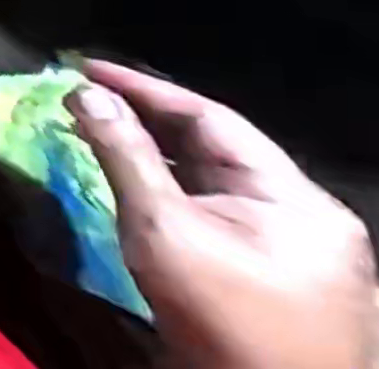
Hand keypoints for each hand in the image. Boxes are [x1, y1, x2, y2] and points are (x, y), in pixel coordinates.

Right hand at [66, 60, 378, 368]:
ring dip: (144, 140)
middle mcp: (300, 208)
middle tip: (79, 90)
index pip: (209, 118)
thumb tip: (83, 90)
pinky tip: (121, 161)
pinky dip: (158, 171)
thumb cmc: (216, 311)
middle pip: (208, 140)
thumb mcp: (160, 224)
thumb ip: (122, 152)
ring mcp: (284, 235)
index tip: (83, 67)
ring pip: (202, 166)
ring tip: (89, 118)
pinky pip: (202, 193)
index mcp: (295, 197)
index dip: (142, 87)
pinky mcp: (260, 254)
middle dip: (140, 111)